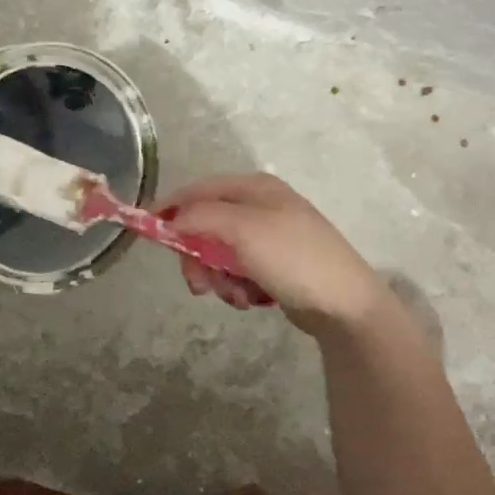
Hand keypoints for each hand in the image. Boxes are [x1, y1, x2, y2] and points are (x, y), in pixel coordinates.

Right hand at [158, 174, 394, 336]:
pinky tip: (250, 300)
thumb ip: (200, 218)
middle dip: (197, 256)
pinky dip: (236, 286)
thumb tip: (171, 221)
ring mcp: (270, 236)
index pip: (198, 190)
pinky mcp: (276, 264)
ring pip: (218, 252)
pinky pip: (237, 271)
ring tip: (234, 296)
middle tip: (199, 284)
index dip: (170, 209)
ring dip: (217, 276)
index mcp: (255, 188)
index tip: (147, 233)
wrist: (347, 306)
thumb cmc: (294, 259)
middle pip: (205, 225)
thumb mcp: (242, 231)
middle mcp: (261, 206)